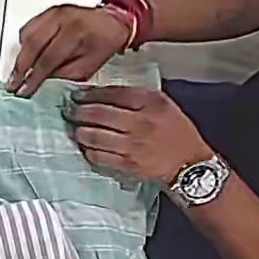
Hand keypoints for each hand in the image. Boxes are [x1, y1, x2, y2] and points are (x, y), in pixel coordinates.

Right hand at [6, 4, 131, 96]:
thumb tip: (42, 84)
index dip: (33, 78)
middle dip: (20, 68)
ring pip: (27, 35)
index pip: (48, 60)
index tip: (24, 91)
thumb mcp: (87, 68)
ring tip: (16, 74)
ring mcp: (53, 13)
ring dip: (20, 57)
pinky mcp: (48, 12)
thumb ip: (64, 76)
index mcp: (75, 33)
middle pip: (32, 45)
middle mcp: (62, 19)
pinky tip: (24, 56)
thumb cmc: (103, 44)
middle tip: (12, 84)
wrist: (112, 22)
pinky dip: (24, 43)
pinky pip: (29, 27)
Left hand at [65, 86, 214, 185]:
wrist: (189, 164)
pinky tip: (85, 147)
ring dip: (79, 132)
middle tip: (69, 111)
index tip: (78, 94)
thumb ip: (138, 97)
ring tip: (74, 129)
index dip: (91, 94)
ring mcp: (132, 146)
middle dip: (79, 112)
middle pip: (100, 114)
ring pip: (95, 136)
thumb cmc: (176, 132)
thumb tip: (105, 95)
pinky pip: (99, 156)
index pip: (113, 94)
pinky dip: (88, 151)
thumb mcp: (163, 105)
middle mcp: (140, 123)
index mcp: (150, 103)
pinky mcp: (127, 164)